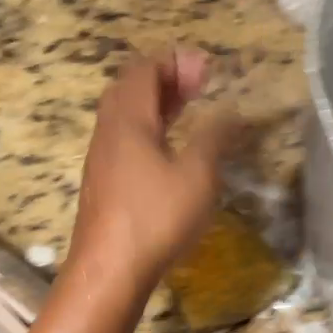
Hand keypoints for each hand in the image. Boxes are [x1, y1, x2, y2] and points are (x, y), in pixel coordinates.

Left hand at [71, 50, 237, 287]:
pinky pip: (125, 141)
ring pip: (126, 116)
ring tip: (187, 111)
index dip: (175, 62)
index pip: (145, 70)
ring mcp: (102, 160)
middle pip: (131, 88)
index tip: (206, 67)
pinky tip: (168, 151)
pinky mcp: (104, 185)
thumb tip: (231, 112)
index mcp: (128, 119)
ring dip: (156, 106)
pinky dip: (149, 130)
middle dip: (165, 79)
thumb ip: (214, 139)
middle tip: (199, 84)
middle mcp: (109, 132)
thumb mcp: (197, 176)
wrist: (109, 271)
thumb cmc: (155, 218)